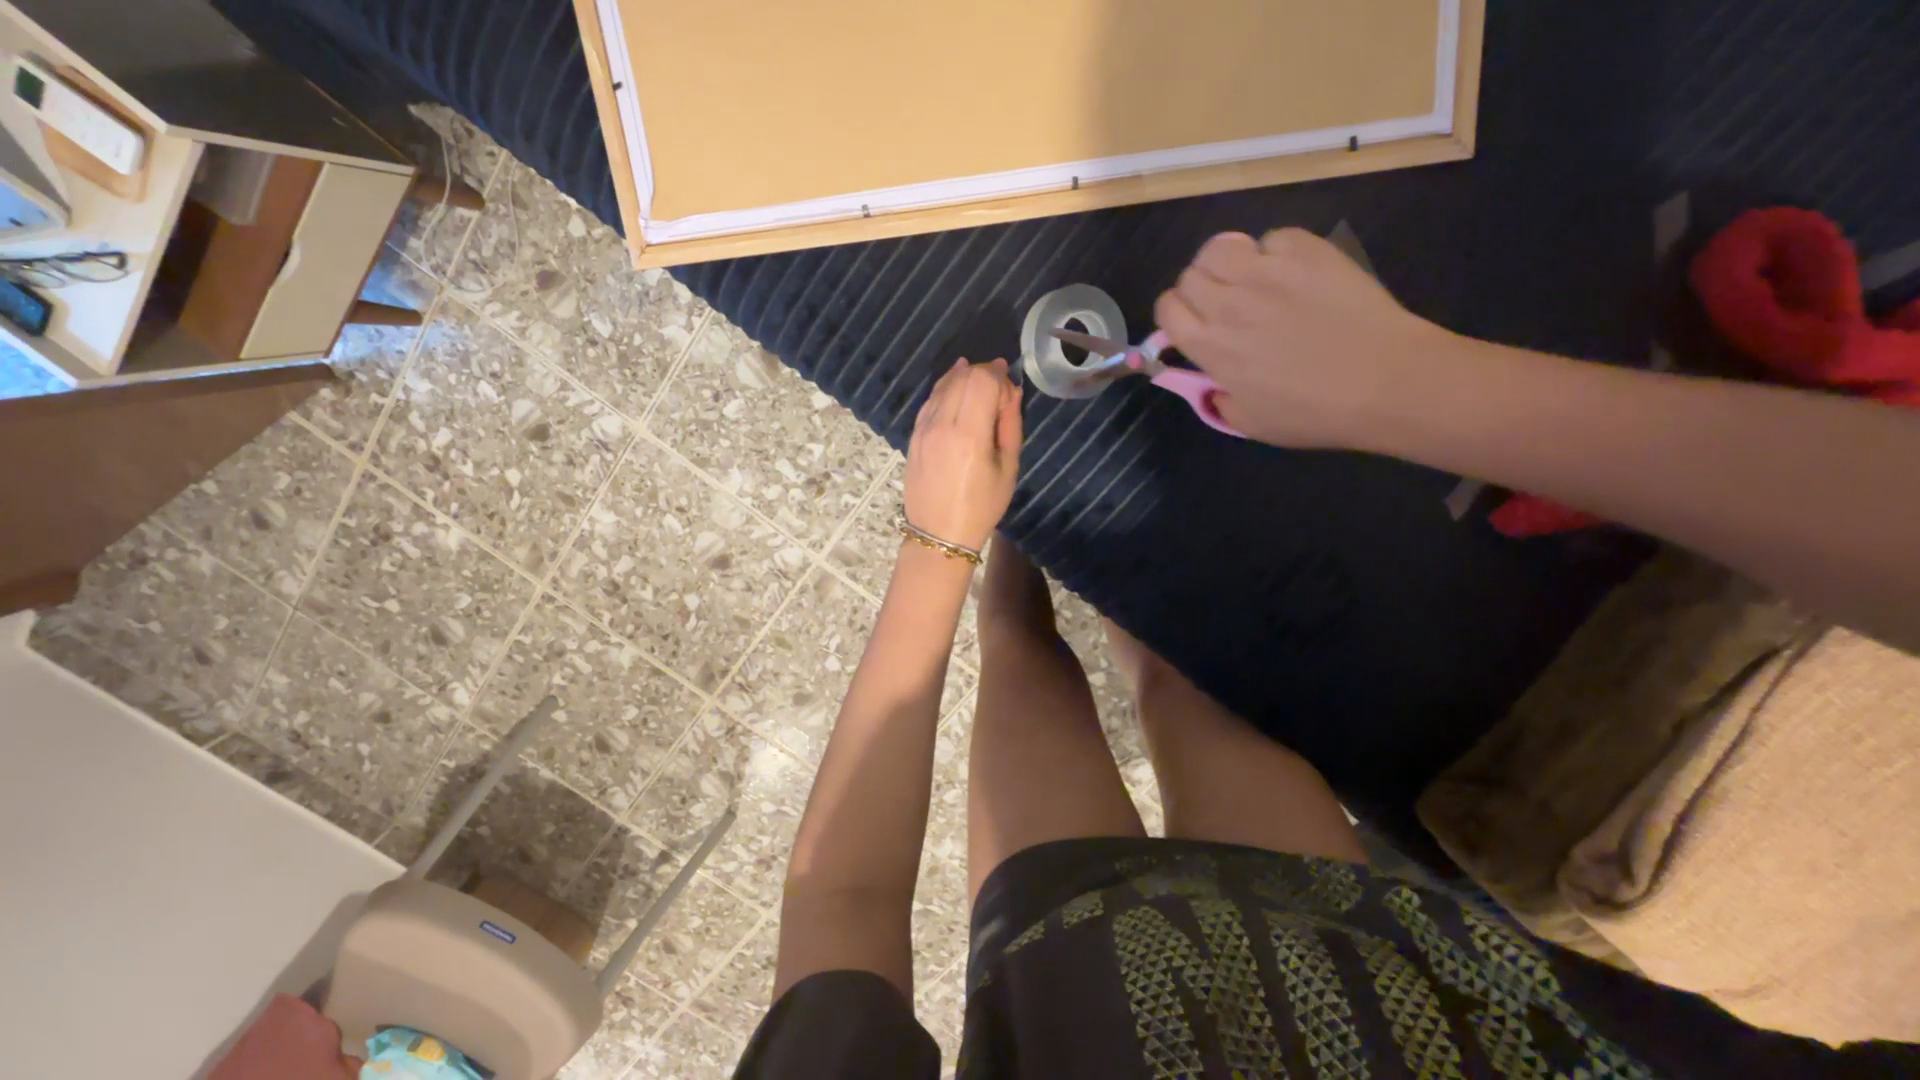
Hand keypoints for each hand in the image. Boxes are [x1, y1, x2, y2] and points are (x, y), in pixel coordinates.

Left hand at [904, 357, 1022, 550]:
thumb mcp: (1008, 468)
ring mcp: (923, 428)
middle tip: (998, 389)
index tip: (1010, 392)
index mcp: (969, 434)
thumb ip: (1010, 425)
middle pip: (962, 376)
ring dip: (963, 378)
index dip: (999, 376)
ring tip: (980, 388)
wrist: (939, 534)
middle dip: (983, 373)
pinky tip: (957, 392)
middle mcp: (942, 424)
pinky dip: (946, 390)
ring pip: (943, 384)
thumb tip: (1012, 392)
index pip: (982, 380)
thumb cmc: (981, 506)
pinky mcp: (913, 435)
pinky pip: (930, 400)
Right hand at [1154, 229, 1453, 446]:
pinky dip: (1275, 252)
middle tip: (1227, 306)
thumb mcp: (1252, 425)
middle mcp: (1229, 303)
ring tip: (1250, 278)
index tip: (1195, 326)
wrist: (1386, 380)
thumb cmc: (1316, 413)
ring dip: (1227, 262)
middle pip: (1190, 276)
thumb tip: (1210, 382)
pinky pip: (1273, 238)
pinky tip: (1294, 273)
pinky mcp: (1306, 250)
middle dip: (1200, 289)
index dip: (1177, 316)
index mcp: (1211, 346)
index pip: (1167, 309)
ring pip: (1220, 247)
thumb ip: (1219, 400)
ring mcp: (1267, 271)